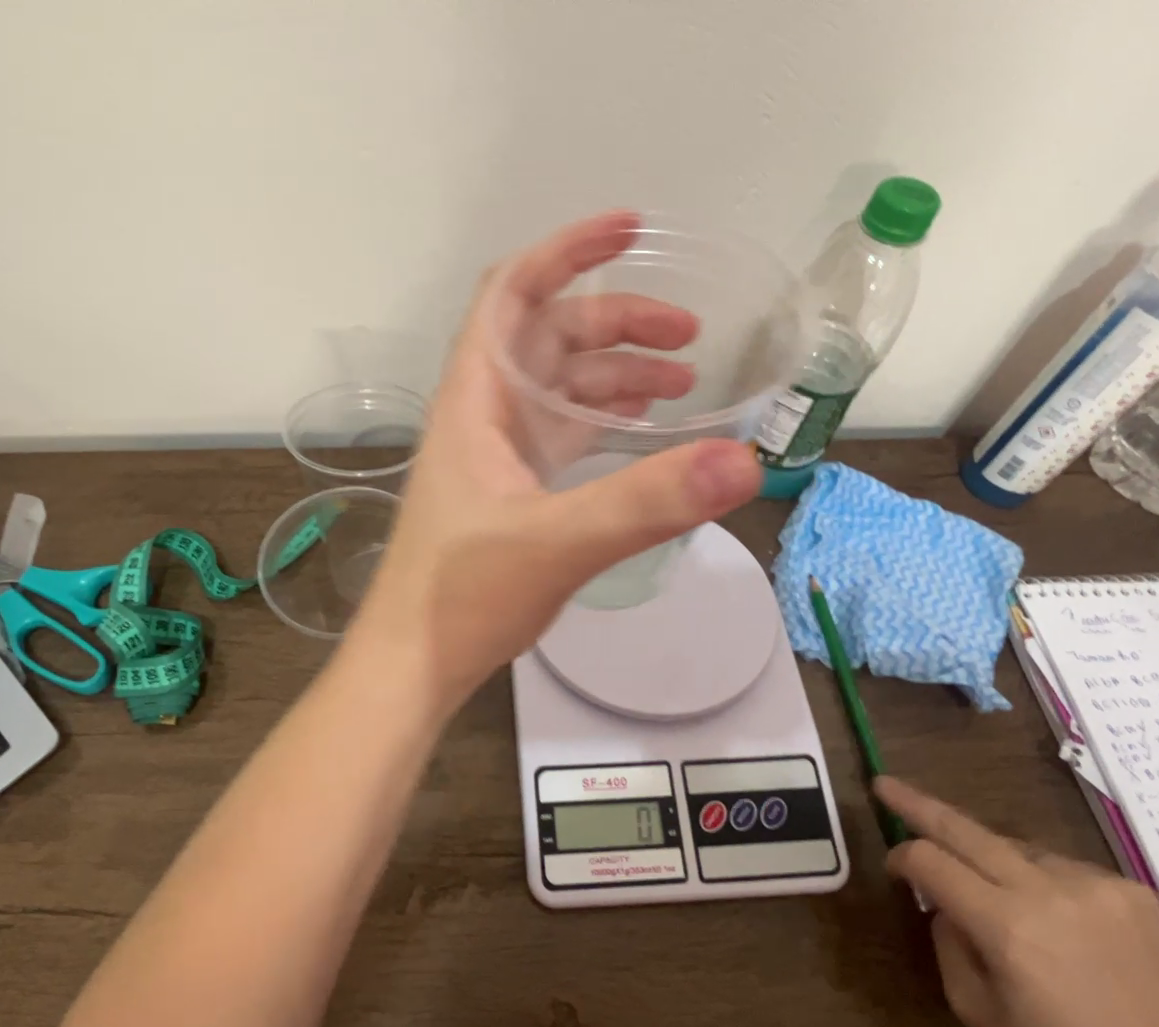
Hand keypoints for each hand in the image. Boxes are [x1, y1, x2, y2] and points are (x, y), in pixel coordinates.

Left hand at [350, 210, 761, 709]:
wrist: (414, 662)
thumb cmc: (462, 595)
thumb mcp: (557, 542)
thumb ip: (646, 502)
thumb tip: (744, 460)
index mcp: (475, 399)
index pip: (511, 293)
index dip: (564, 251)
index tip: (628, 230)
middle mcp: (483, 413)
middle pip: (548, 336)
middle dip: (616, 321)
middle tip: (688, 335)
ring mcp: (496, 453)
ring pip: (560, 387)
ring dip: (617, 374)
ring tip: (683, 384)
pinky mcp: (512, 491)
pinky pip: (563, 434)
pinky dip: (605, 421)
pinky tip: (645, 431)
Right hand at [876, 777, 1158, 1026]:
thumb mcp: (983, 1015)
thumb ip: (951, 947)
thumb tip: (947, 905)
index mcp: (1007, 927)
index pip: (930, 862)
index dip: (901, 858)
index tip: (892, 868)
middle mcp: (1048, 891)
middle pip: (966, 829)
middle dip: (918, 803)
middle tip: (886, 784)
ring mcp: (1095, 884)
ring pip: (1017, 848)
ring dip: (989, 858)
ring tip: (989, 890)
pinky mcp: (1131, 889)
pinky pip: (1064, 868)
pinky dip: (1042, 882)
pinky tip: (1053, 919)